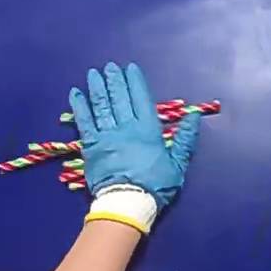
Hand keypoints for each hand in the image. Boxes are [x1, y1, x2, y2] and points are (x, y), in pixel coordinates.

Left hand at [70, 62, 200, 208]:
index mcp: (147, 130)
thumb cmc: (155, 186)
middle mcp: (126, 127)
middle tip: (109, 67)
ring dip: (97, 88)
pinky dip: (80, 107)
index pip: (141, 99)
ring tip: (93, 74)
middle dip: (114, 81)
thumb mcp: (177, 164)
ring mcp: (107, 136)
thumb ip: (184, 139)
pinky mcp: (91, 147)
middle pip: (119, 98)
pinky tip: (76, 94)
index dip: (135, 82)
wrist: (128, 203)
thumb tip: (194, 116)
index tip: (130, 69)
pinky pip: (84, 122)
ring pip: (101, 106)